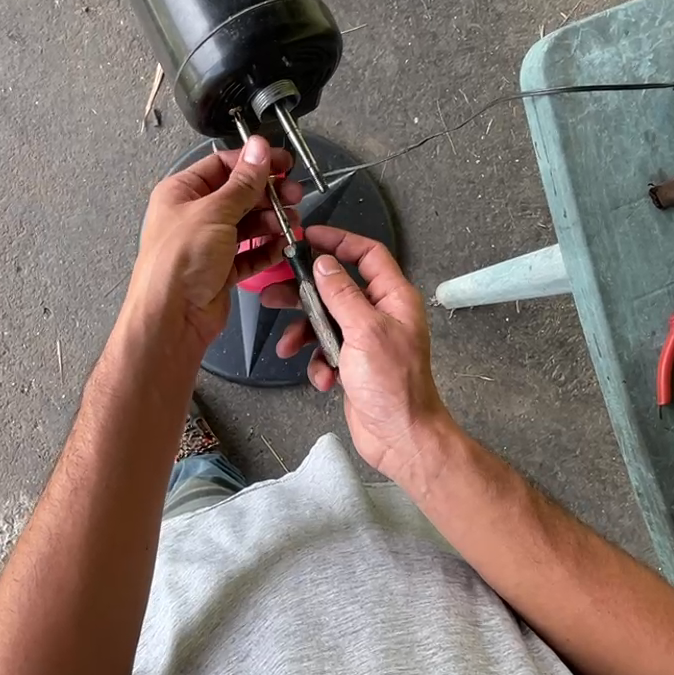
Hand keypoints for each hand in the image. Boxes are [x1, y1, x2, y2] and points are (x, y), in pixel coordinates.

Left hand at [124, 136, 300, 354]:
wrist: (172, 318)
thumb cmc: (182, 259)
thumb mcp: (215, 212)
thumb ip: (242, 182)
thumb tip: (259, 147)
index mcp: (183, 192)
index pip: (223, 166)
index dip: (254, 162)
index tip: (285, 163)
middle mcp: (195, 215)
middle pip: (239, 195)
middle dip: (268, 195)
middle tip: (295, 195)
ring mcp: (209, 244)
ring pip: (248, 225)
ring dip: (272, 222)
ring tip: (292, 224)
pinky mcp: (222, 270)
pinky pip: (249, 254)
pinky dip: (266, 250)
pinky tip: (282, 247)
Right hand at [262, 227, 457, 483]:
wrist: (400, 436)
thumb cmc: (391, 383)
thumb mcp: (364, 330)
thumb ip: (341, 293)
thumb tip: (324, 262)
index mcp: (394, 298)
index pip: (368, 255)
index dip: (340, 241)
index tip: (308, 238)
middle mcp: (380, 314)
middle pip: (337, 289)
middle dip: (305, 294)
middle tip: (273, 293)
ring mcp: (365, 341)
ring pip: (325, 322)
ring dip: (305, 335)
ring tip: (287, 347)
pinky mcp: (352, 364)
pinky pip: (326, 352)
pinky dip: (319, 364)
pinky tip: (323, 380)